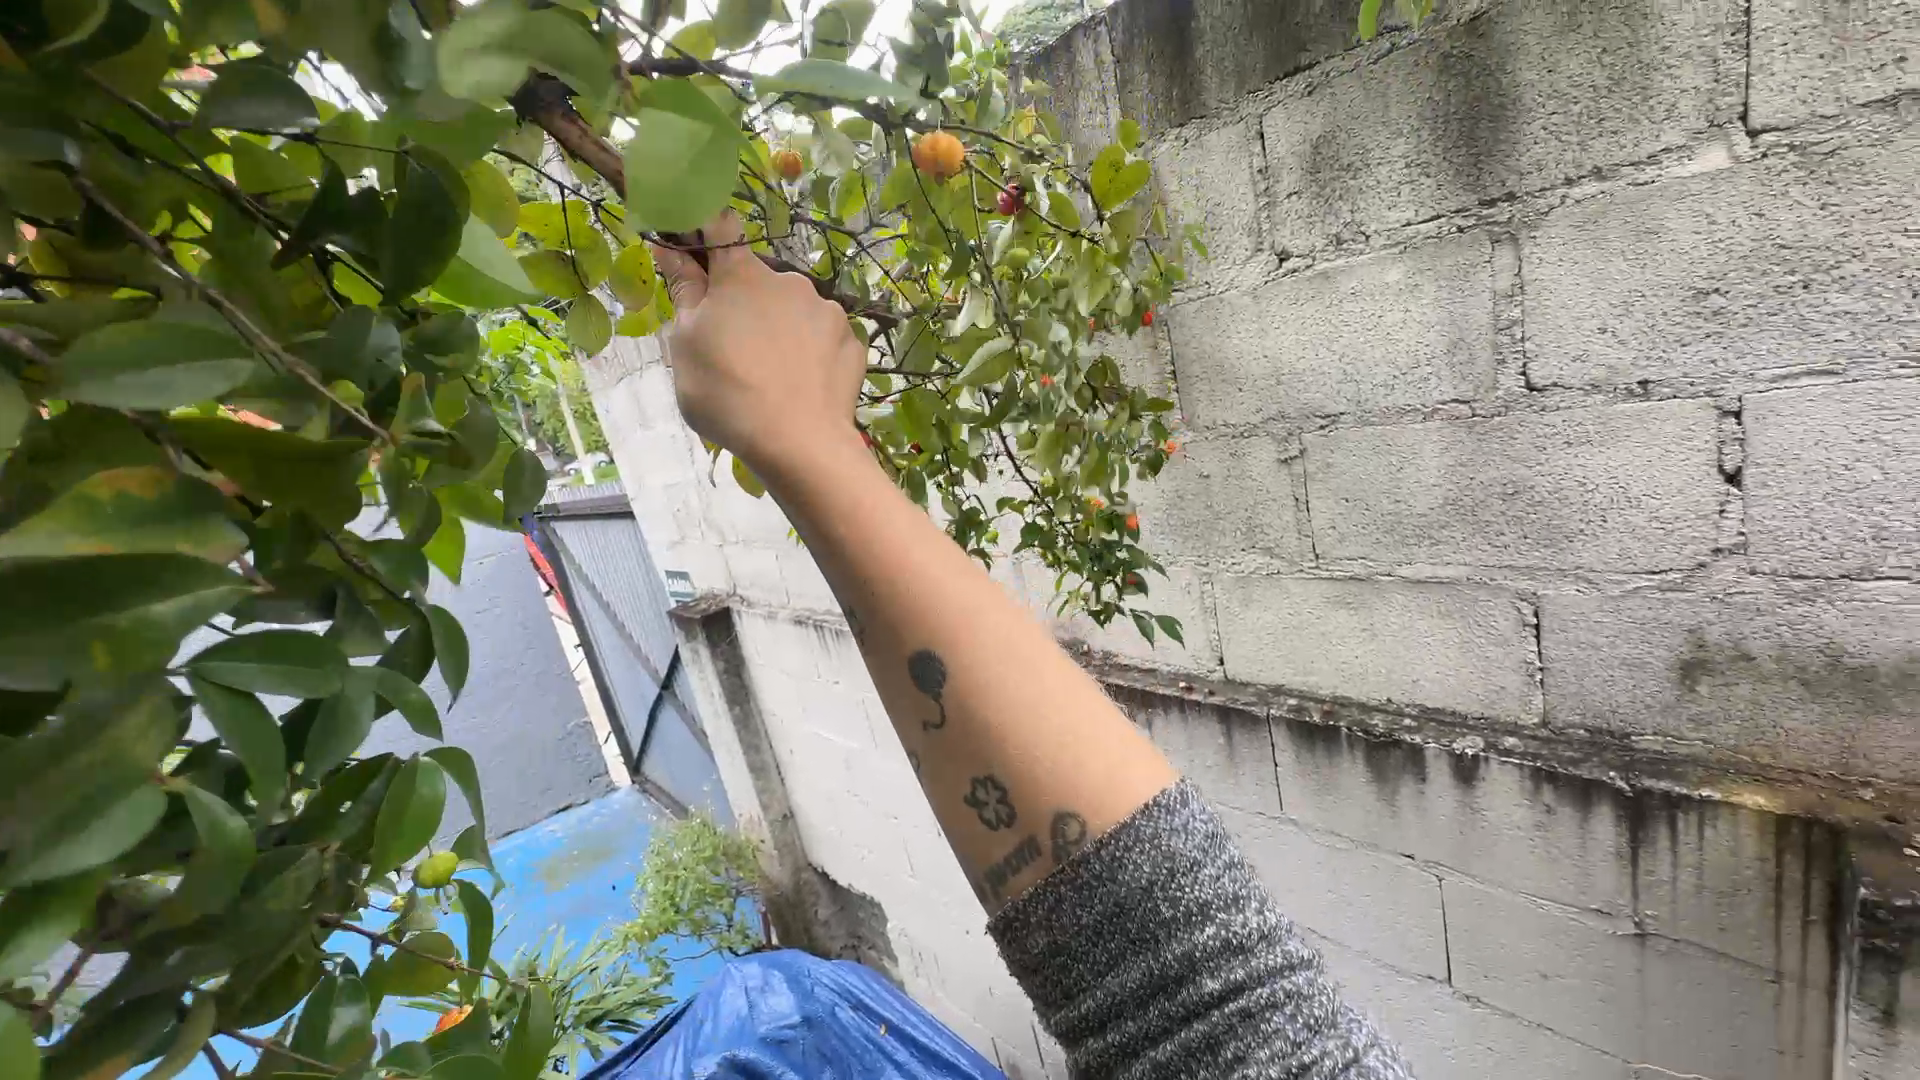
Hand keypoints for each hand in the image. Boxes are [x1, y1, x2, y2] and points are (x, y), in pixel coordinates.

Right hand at [652, 212, 866, 480]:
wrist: (799, 444)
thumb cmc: (727, 393)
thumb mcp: (685, 346)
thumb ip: (684, 293)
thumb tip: (672, 250)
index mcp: (743, 275)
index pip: (720, 226)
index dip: (706, 232)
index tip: (699, 256)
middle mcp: (791, 281)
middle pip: (762, 281)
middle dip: (748, 304)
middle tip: (737, 350)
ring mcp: (828, 312)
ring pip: (797, 311)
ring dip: (784, 329)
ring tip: (776, 376)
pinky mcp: (854, 343)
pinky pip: (826, 339)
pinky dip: (814, 354)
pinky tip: (805, 385)